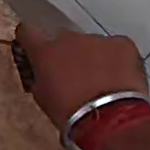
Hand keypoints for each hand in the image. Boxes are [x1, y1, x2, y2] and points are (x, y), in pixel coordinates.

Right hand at [15, 23, 148, 129]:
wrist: (108, 118)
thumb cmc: (70, 112)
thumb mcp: (42, 97)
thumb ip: (40, 76)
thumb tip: (45, 72)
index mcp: (44, 52)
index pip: (27, 32)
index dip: (29, 39)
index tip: (32, 47)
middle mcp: (68, 39)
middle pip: (62, 39)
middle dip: (65, 54)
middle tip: (71, 76)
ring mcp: (96, 39)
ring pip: (90, 44)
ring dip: (91, 58)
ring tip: (98, 82)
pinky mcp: (121, 43)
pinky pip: (115, 47)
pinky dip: (114, 59)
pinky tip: (116, 78)